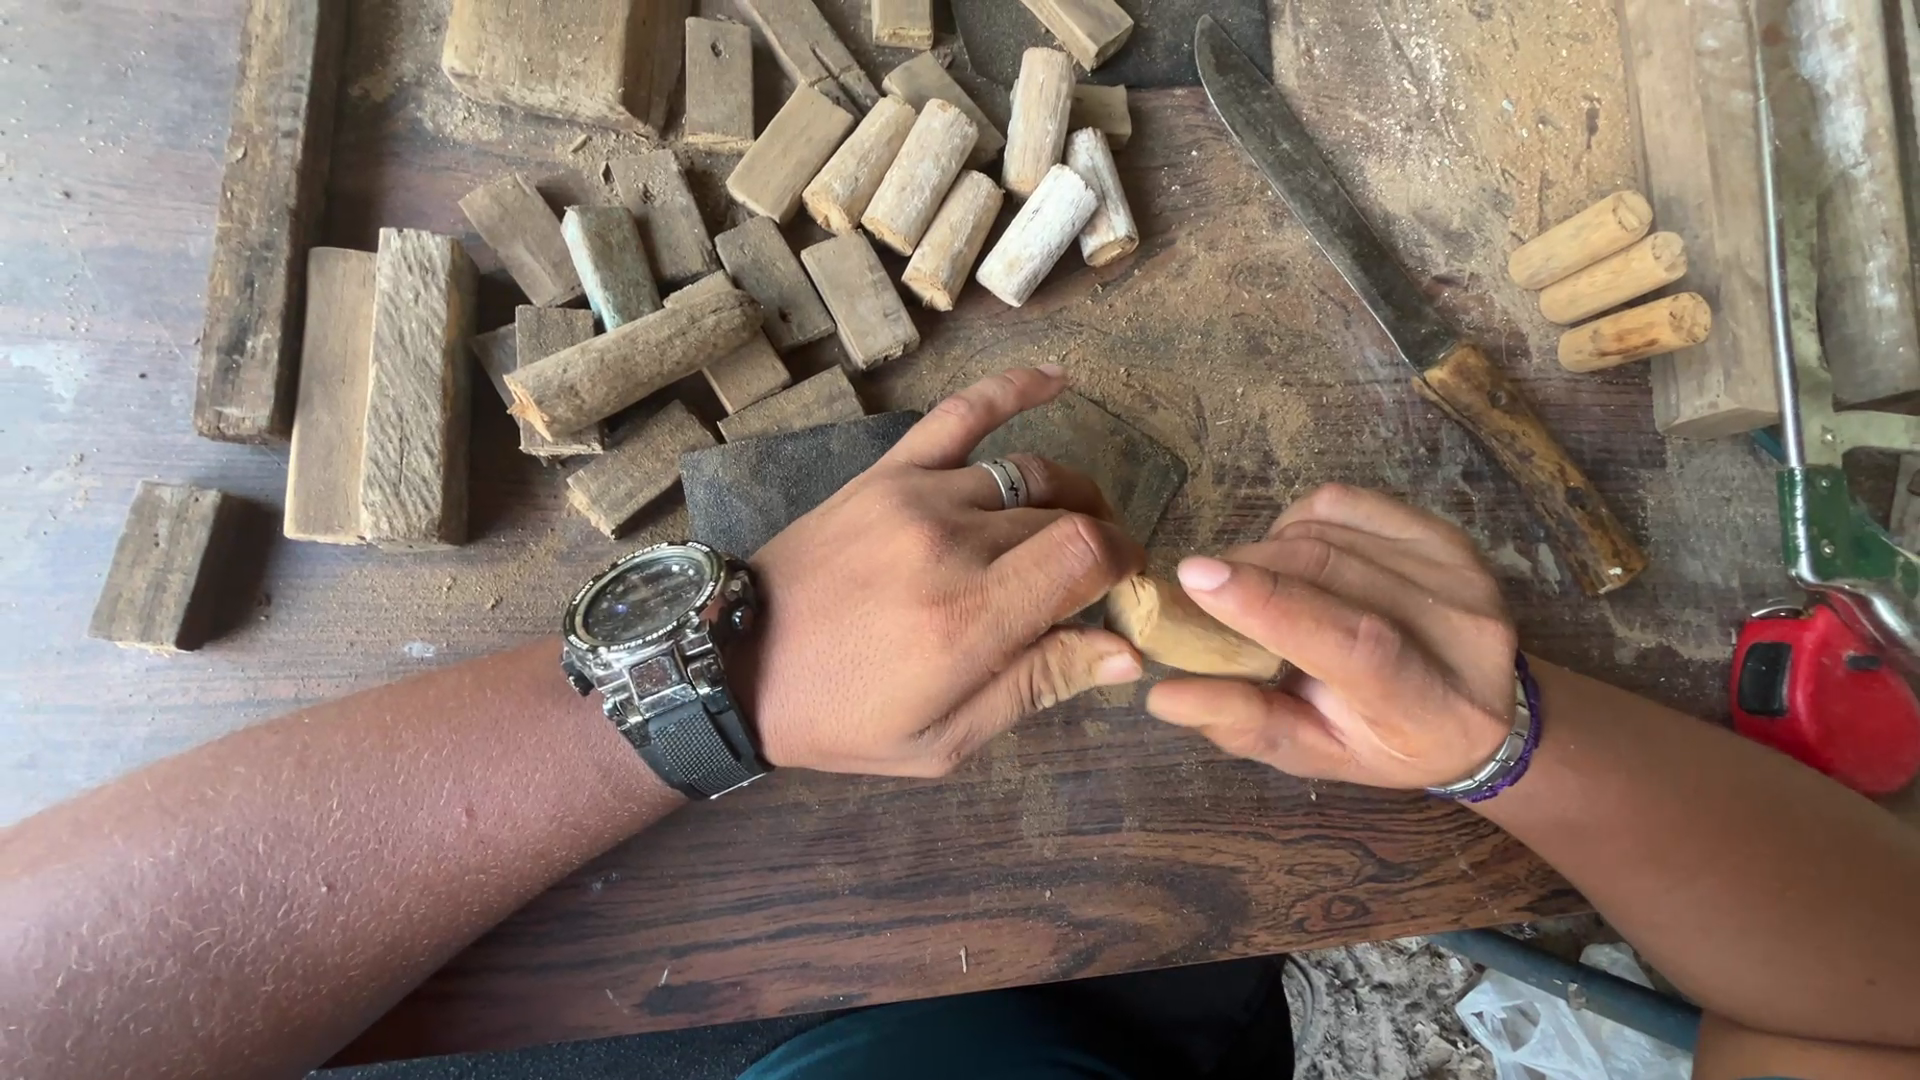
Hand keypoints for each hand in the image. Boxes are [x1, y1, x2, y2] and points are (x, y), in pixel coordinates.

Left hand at [740, 368, 1146, 777]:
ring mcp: (915, 495)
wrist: (738, 664)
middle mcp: (949, 542)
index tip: (1122, 587)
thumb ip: (1036, 686)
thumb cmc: (843, 717)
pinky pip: (958, 415)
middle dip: (1096, 542)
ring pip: (1027, 475)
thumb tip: (1125, 652)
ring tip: (1077, 519)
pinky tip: (1057, 379)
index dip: (1122, 563)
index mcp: (967, 617)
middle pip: (1061, 516)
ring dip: (1069, 495)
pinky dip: (1012, 390)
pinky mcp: (886, 473)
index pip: (1083, 554)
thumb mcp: (943, 738)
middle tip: (1091, 576)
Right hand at [1144, 484, 1516, 788]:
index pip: (1353, 642)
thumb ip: (1241, 722)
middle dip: (1244, 571)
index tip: (1194, 576)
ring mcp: (1457, 571)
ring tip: (1259, 589)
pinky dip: (1292, 524)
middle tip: (1201, 593)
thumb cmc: (1378, 741)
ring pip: (1322, 532)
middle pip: (1326, 571)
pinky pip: (1337, 503)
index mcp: (1427, 704)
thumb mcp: (1308, 752)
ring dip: (1263, 553)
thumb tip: (1162, 695)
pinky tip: (1293, 559)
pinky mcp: (1442, 533)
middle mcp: (1459, 628)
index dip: (1272, 604)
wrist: (1476, 709)